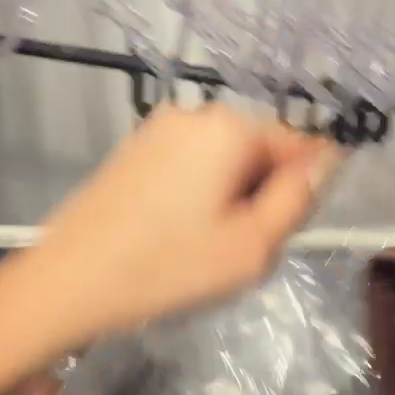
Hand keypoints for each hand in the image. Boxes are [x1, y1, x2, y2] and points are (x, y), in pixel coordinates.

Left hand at [0, 105, 339, 354]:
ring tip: (204, 246)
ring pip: (224, 160)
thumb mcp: (251, 246)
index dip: (300, 190)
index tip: (282, 232)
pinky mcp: (134, 148)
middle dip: (261, 193)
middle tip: (240, 248)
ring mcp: (157, 127)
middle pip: (258, 149)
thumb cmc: (168, 267)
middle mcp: (195, 112)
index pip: (297, 144)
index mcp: (228, 126)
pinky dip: (198, 194)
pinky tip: (176, 235)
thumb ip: (297, 198)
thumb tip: (328, 160)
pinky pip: (190, 165)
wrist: (67, 281)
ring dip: (230, 197)